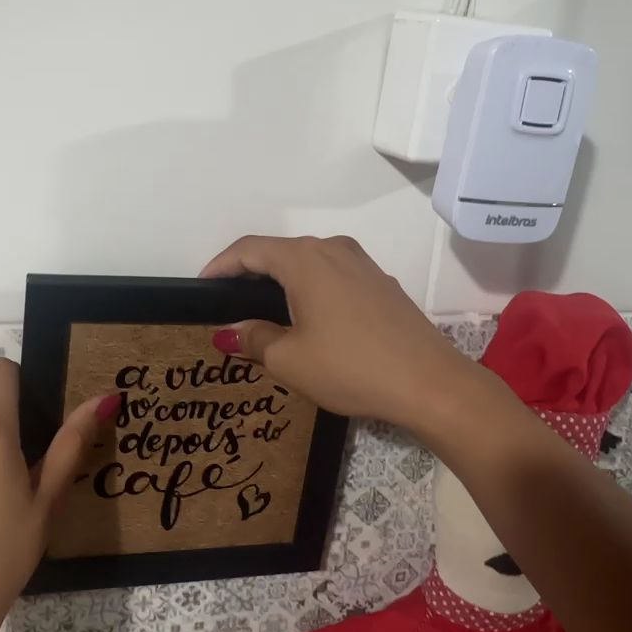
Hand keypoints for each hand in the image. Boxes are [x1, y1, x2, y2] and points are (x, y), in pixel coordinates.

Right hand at [201, 235, 487, 426]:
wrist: (430, 383)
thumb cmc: (351, 368)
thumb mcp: (290, 360)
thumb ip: (255, 339)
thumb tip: (230, 331)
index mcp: (305, 260)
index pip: (249, 249)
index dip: (220, 265)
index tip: (201, 287)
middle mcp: (333, 250)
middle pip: (279, 252)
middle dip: (249, 273)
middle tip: (227, 304)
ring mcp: (362, 265)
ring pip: (309, 263)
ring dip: (282, 282)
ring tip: (264, 314)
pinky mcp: (381, 284)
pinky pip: (333, 277)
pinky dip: (311, 290)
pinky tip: (309, 320)